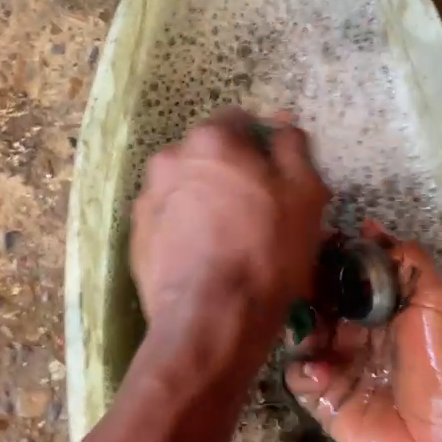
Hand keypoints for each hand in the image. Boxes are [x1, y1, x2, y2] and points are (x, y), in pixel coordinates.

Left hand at [129, 109, 330, 367]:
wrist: (210, 319)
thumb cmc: (266, 251)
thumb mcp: (304, 194)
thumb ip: (293, 148)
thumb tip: (282, 125)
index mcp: (210, 139)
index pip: (240, 122)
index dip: (263, 146)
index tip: (278, 177)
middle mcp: (169, 159)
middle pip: (209, 155)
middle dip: (233, 174)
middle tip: (260, 212)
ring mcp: (147, 198)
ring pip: (187, 188)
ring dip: (207, 201)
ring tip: (232, 240)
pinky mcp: (137, 236)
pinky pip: (170, 221)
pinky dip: (187, 230)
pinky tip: (207, 258)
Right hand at [285, 223, 441, 441]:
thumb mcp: (440, 301)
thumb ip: (407, 260)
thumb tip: (370, 227)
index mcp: (389, 306)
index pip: (349, 272)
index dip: (330, 258)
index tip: (309, 246)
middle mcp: (361, 332)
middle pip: (319, 300)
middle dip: (307, 292)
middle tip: (301, 291)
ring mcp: (341, 366)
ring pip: (302, 334)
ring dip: (303, 330)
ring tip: (313, 336)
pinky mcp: (326, 400)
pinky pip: (297, 375)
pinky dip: (303, 369)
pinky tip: (323, 373)